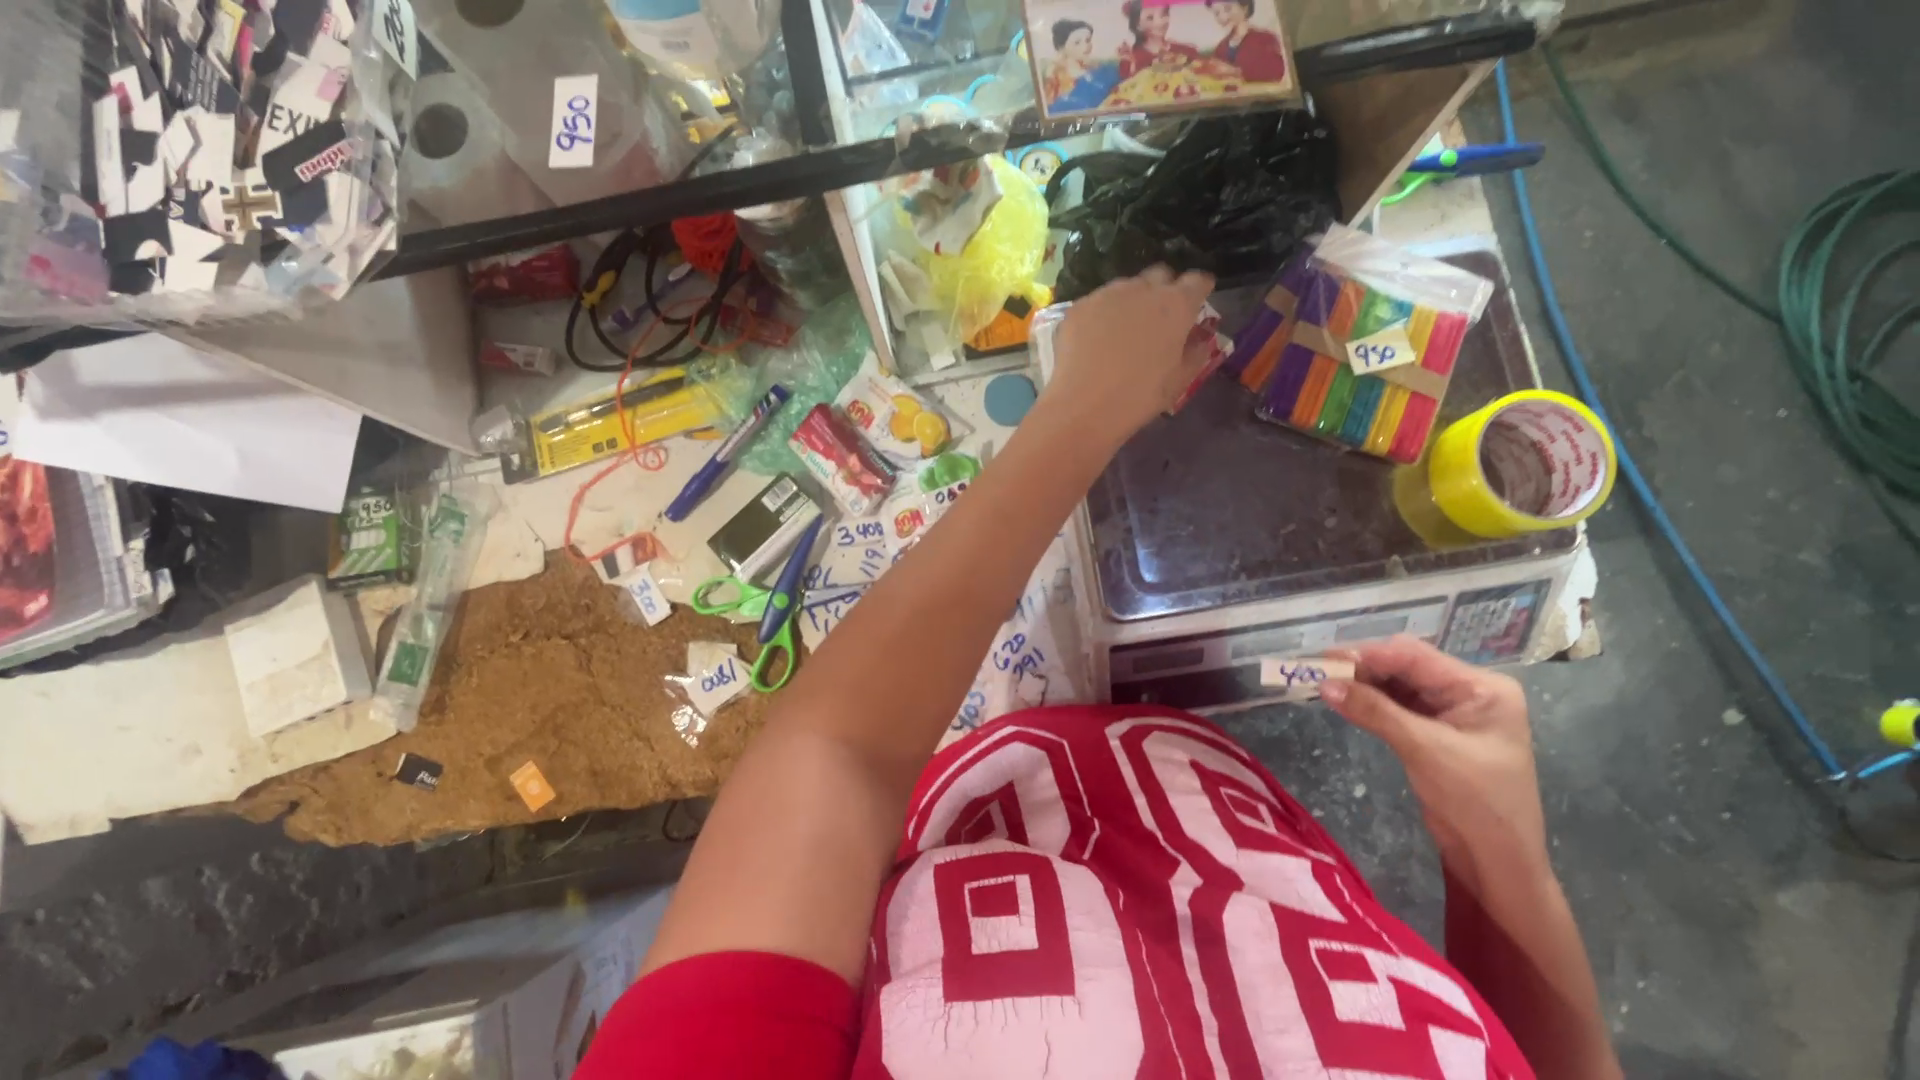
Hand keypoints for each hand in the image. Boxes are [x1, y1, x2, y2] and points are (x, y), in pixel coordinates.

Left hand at [1041, 265, 1216, 446]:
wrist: (1083, 406)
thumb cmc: (1140, 396)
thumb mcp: (1180, 379)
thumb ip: (1196, 351)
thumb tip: (1199, 337)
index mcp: (1176, 305)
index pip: (1197, 281)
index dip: (1200, 290)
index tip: (1197, 302)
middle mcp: (1143, 289)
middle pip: (1160, 276)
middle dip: (1164, 290)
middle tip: (1160, 318)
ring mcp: (1107, 294)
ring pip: (1126, 287)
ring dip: (1132, 301)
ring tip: (1124, 331)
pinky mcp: (1080, 306)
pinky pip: (1098, 302)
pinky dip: (1103, 314)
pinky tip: (1096, 340)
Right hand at [1322, 636, 1549, 888]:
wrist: (1497, 858)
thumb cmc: (1475, 801)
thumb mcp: (1424, 750)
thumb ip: (1375, 712)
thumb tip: (1325, 685)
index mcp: (1481, 687)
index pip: (1416, 657)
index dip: (1370, 654)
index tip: (1326, 659)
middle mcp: (1468, 691)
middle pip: (1406, 667)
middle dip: (1364, 667)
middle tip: (1320, 671)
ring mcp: (1452, 712)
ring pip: (1399, 685)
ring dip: (1364, 684)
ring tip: (1325, 683)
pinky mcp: (1435, 732)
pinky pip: (1398, 706)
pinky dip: (1372, 703)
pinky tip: (1346, 701)